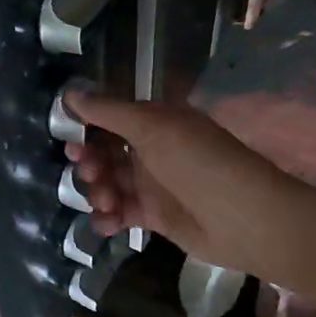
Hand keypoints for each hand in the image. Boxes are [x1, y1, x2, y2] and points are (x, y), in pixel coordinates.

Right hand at [63, 91, 305, 276]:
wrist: (246, 219)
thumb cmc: (200, 164)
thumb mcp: (153, 128)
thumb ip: (108, 112)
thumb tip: (69, 93)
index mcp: (154, 123)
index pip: (109, 119)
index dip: (85, 128)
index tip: (69, 138)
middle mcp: (150, 150)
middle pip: (103, 153)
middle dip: (89, 162)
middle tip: (91, 171)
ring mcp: (151, 185)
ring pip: (107, 184)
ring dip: (97, 191)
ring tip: (108, 203)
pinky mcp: (153, 216)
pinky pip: (118, 213)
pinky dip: (107, 218)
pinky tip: (108, 223)